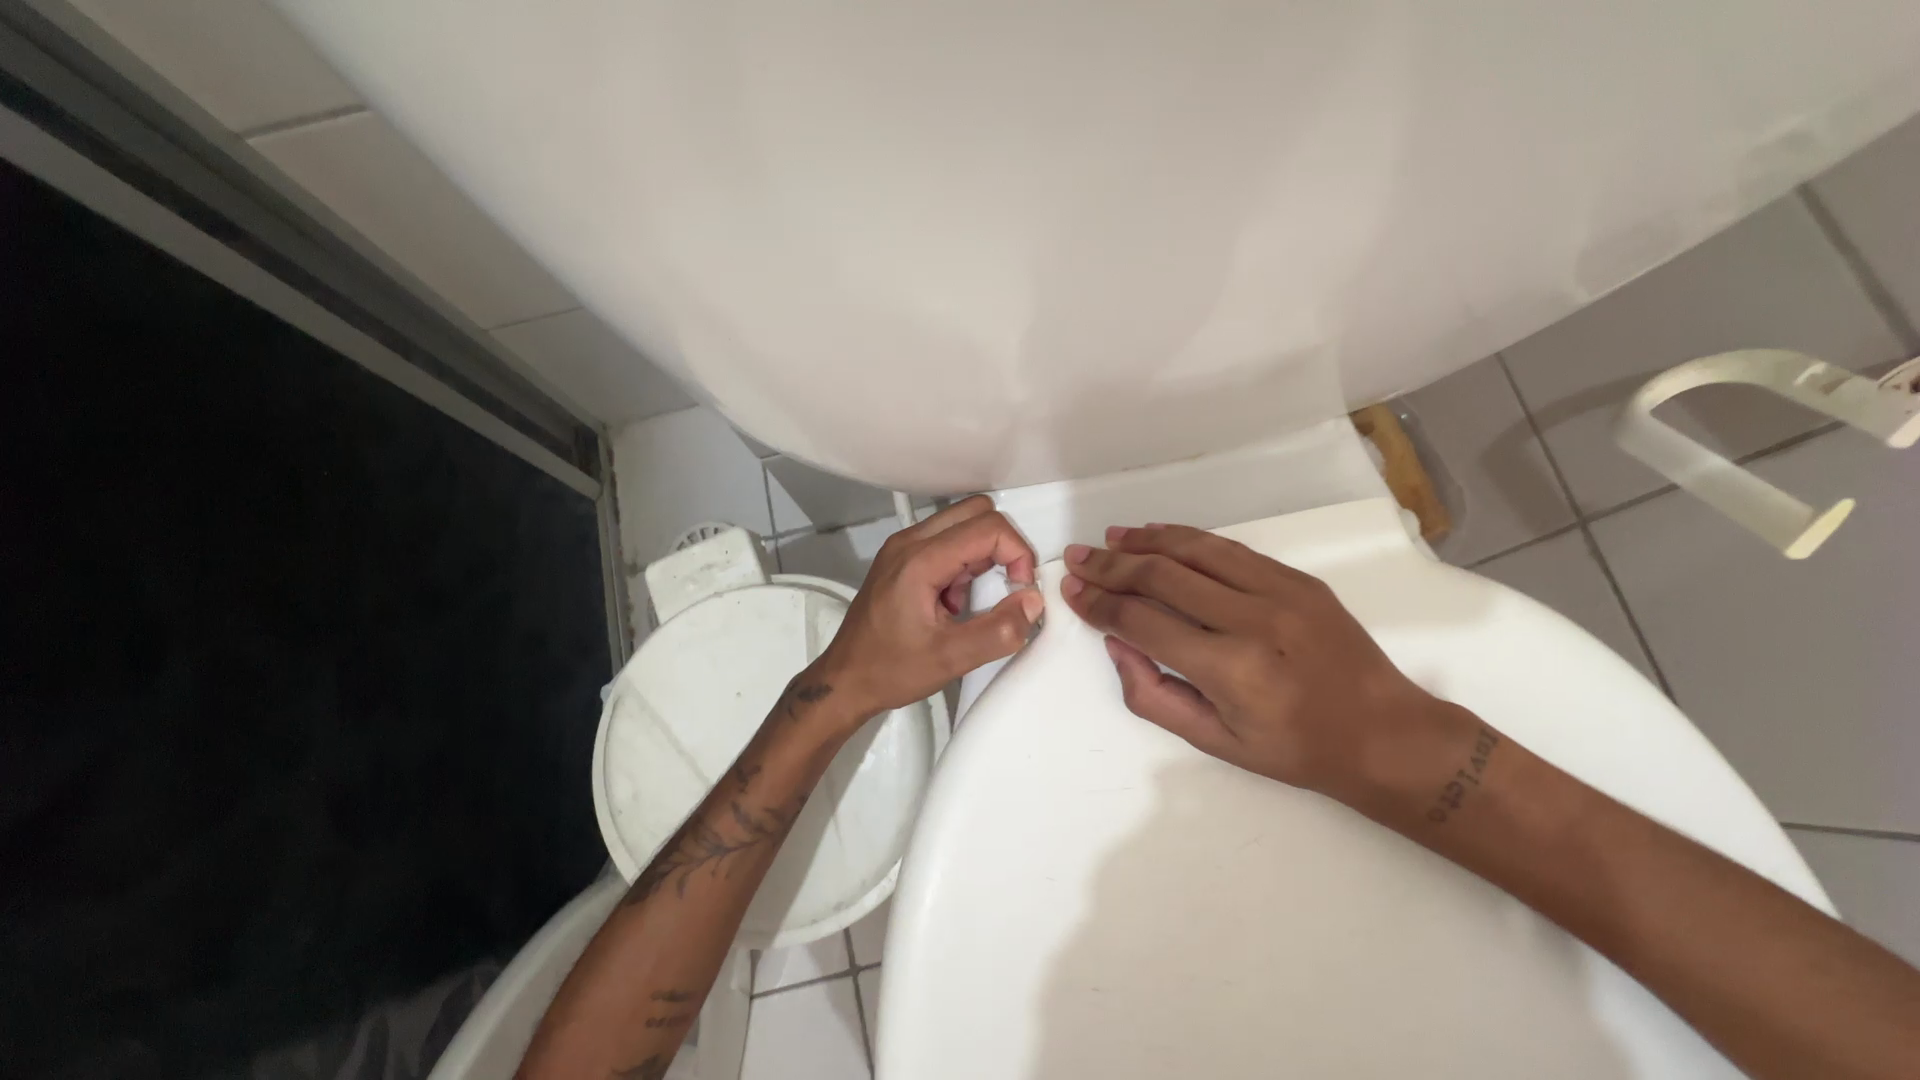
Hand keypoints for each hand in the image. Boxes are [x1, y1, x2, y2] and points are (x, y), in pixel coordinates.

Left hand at [810, 495, 1042, 723]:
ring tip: (970, 602)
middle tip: (1005, 587)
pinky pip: (945, 541)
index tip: (1020, 590)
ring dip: (982, 555)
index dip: (1017, 553)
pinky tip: (951, 604)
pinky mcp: (900, 560)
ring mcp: (902, 548)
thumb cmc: (890, 670)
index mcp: (920, 560)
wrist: (844, 680)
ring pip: (961, 524)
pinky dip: (963, 563)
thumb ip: (999, 630)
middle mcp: (909, 542)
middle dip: (1002, 546)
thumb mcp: (951, 659)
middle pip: (976, 513)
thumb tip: (1032, 603)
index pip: (988, 528)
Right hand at [1060, 523, 1465, 801]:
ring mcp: (1279, 592)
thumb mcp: (1214, 742)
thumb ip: (1153, 694)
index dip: (1099, 604)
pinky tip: (1160, 535)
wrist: (1384, 733)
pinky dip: (1188, 538)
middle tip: (1077, 557)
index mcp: (1229, 670)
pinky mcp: (1297, 579)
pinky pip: (1229, 549)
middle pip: (1162, 576)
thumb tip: (1116, 643)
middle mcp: (1252, 620)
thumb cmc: (1294, 751)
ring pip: (1195, 550)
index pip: (1143, 622)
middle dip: (1110, 566)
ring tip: (1110, 539)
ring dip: (1145, 541)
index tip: (1072, 591)